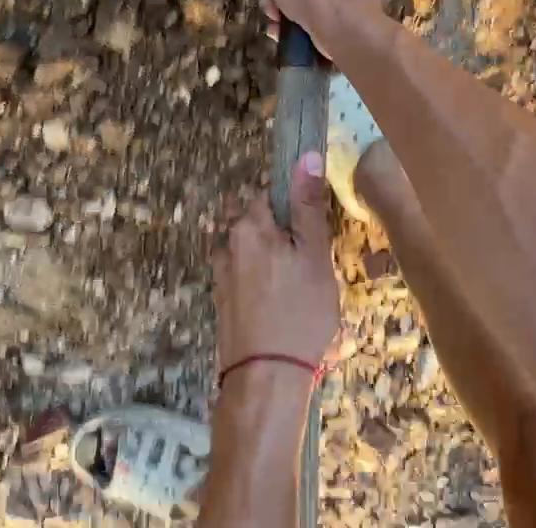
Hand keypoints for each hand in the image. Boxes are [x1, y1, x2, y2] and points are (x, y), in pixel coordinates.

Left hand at [213, 153, 340, 376]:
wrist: (266, 379)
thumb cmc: (299, 313)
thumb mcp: (315, 255)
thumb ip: (308, 205)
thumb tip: (307, 155)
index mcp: (249, 226)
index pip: (267, 195)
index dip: (290, 207)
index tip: (309, 230)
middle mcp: (227, 244)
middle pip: (254, 223)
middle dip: (278, 234)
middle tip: (308, 263)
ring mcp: (221, 276)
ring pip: (248, 252)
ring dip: (268, 260)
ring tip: (295, 288)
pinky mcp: (221, 303)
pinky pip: (243, 278)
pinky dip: (259, 283)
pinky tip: (278, 305)